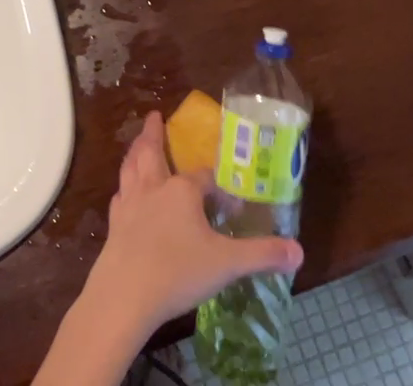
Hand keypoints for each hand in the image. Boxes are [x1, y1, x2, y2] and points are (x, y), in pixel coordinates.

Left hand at [82, 111, 302, 327]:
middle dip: (154, 134)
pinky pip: (119, 197)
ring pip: (130, 168)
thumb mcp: (228, 264)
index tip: (231, 201)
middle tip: (154, 115)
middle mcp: (153, 189)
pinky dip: (123, 188)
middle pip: (151, 153)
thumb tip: (298, 251)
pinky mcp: (113, 226)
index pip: (203, 176)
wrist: (124, 296)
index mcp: (181, 191)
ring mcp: (129, 206)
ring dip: (134, 152)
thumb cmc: (178, 272)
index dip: (218, 186)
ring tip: (136, 144)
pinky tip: (123, 193)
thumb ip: (262, 254)